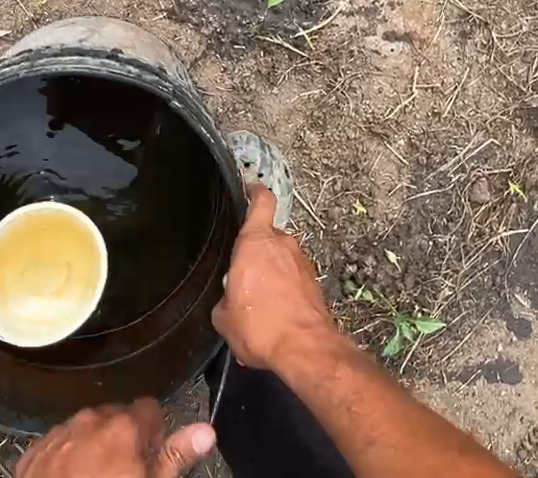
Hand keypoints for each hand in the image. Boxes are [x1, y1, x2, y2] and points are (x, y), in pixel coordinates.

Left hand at [14, 398, 214, 477]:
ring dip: (93, 445)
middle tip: (121, 473)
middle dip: (122, 438)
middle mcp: (91, 418)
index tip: (148, 458)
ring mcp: (59, 434)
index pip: (149, 408)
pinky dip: (64, 457)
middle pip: (116, 416)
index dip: (153, 433)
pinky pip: (57, 444)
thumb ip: (177, 456)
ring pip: (85, 428)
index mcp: (124, 425)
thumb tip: (208, 430)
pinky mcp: (33, 453)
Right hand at [212, 184, 338, 372]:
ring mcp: (302, 262)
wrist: (305, 348)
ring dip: (271, 273)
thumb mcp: (224, 317)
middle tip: (243, 277)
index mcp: (255, 242)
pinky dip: (284, 289)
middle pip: (267, 236)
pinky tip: (276, 314)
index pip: (261, 202)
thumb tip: (230, 299)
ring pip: (281, 258)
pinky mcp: (314, 282)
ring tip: (259, 303)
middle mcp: (282, 244)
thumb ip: (224, 298)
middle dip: (256, 253)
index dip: (255, 193)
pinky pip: (293, 278)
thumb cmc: (260, 325)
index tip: (251, 190)